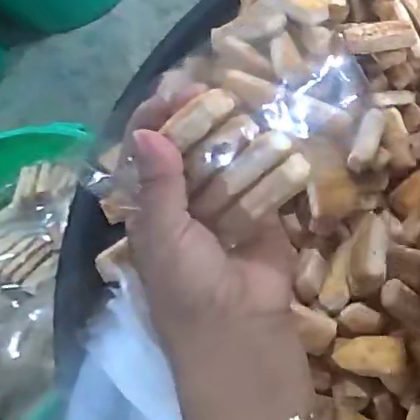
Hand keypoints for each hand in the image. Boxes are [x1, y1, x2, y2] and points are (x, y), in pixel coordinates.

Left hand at [119, 93, 295, 354]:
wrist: (241, 328)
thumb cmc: (187, 287)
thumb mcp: (164, 236)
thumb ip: (159, 186)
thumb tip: (147, 132)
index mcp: (154, 208)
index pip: (148, 154)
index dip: (156, 121)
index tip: (173, 92)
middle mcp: (189, 202)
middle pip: (190, 149)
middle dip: (198, 120)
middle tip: (214, 91)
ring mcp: (228, 206)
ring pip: (227, 160)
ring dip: (233, 135)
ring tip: (243, 105)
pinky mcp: (264, 213)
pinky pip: (263, 178)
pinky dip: (267, 157)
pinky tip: (272, 131)